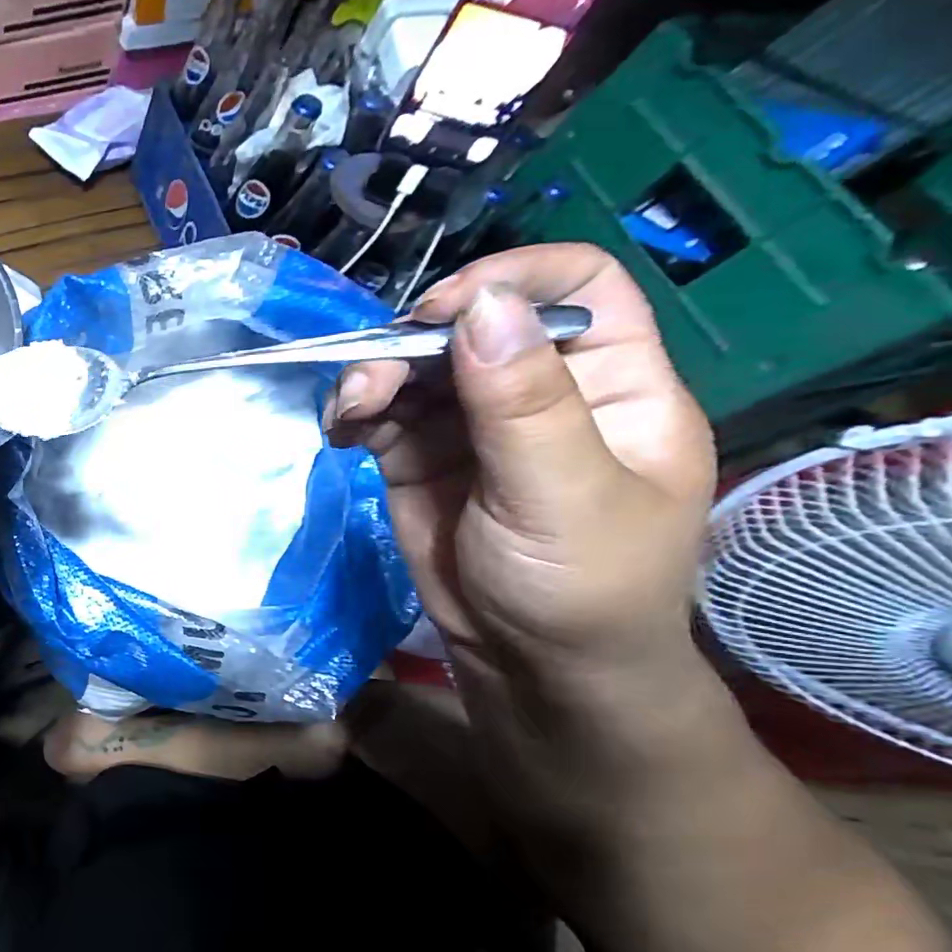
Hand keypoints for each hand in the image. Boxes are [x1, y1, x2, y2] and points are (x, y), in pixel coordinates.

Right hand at [326, 244, 714, 684]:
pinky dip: (356, 411)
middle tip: (374, 376)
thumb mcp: (565, 496)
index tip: (445, 311)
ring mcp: (473, 426)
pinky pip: (383, 413)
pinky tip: (341, 430)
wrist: (531, 670)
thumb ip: (525, 402)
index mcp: (610, 385)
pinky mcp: (421, 458)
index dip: (512, 281)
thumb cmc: (584, 589)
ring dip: (374, 376)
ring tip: (350, 410)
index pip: (576, 288)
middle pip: (473, 325)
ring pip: (416, 368)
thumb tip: (481, 305)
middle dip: (417, 340)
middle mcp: (538, 392)